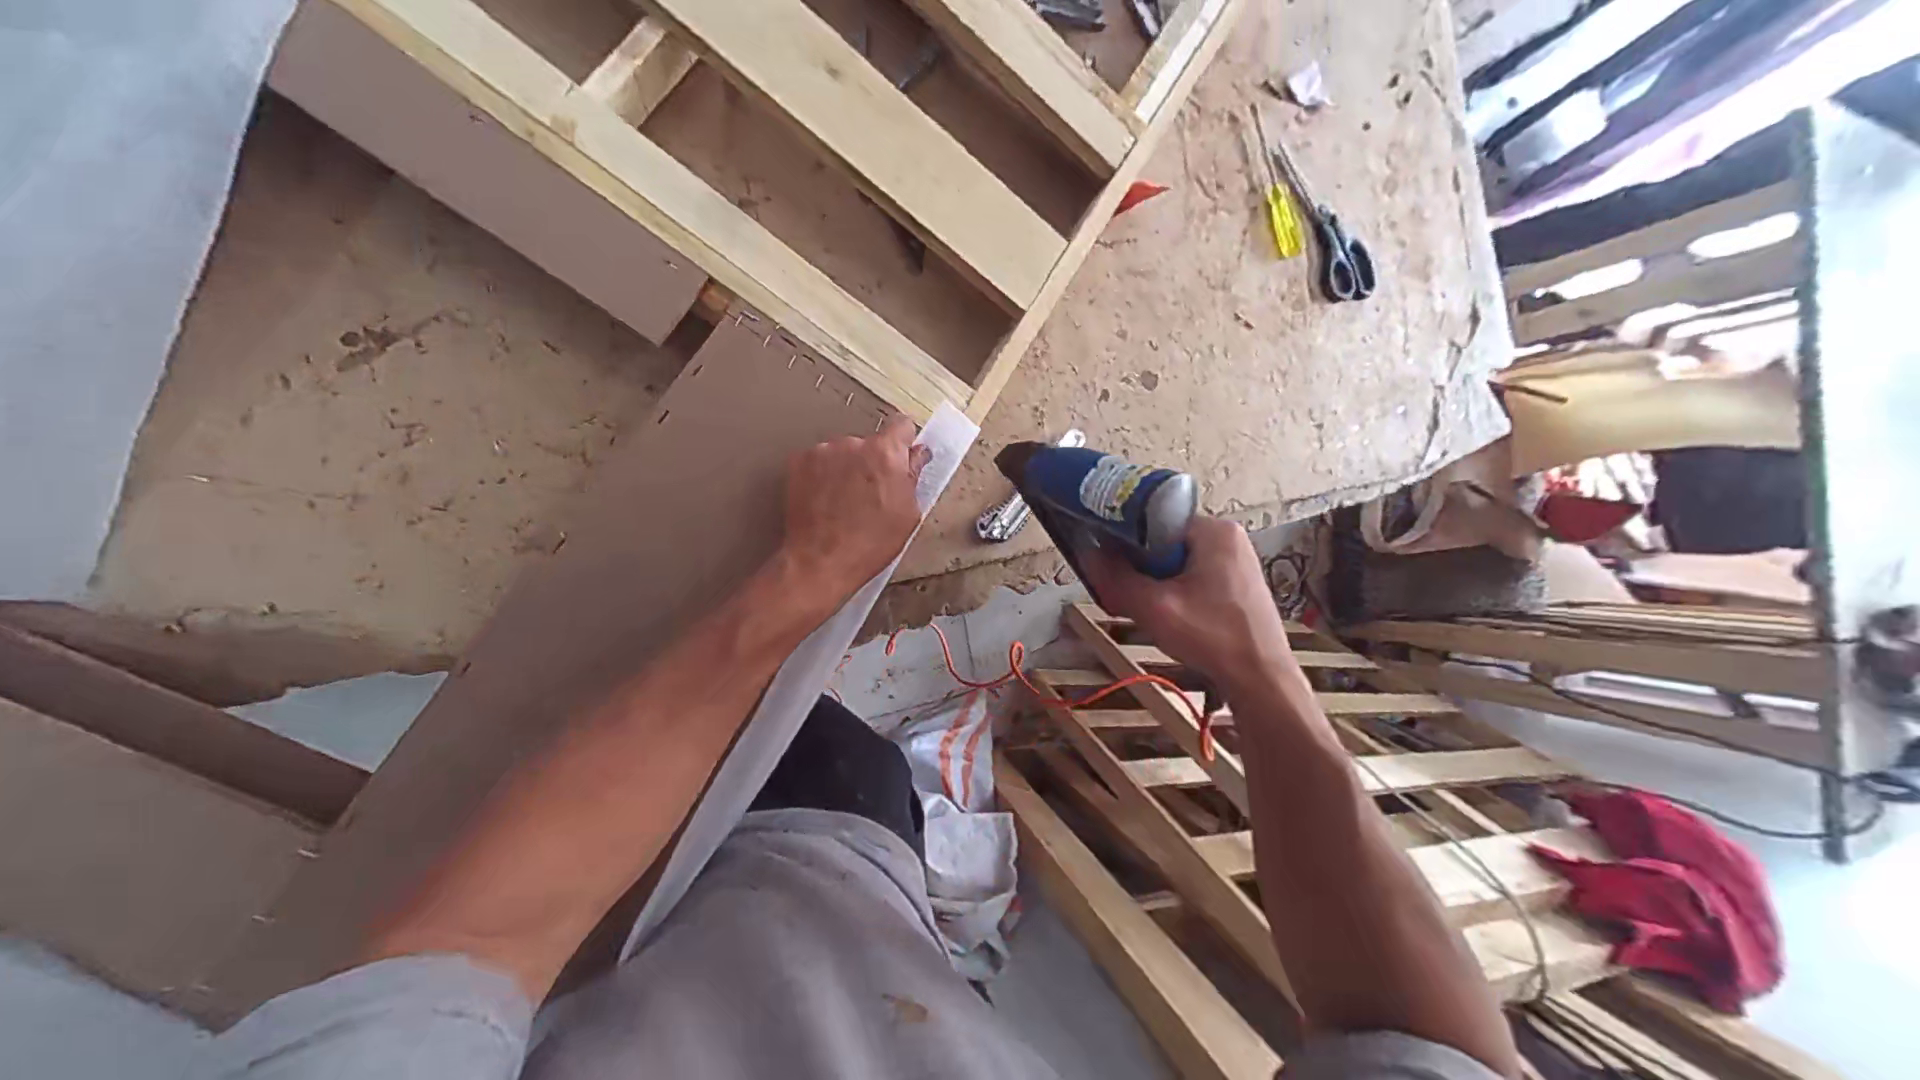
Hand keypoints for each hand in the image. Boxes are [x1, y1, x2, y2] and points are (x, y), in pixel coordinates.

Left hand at [779, 415, 930, 600]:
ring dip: (846, 469)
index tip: (902, 456)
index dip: (904, 442)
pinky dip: (823, 476)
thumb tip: (916, 456)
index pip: (902, 425)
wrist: (820, 561)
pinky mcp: (799, 462)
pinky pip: (820, 461)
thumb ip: (913, 476)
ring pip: (843, 453)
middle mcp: (853, 444)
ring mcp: (823, 452)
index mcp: (886, 453)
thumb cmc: (868, 543)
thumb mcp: (907, 514)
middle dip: (872, 463)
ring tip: (845, 504)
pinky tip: (826, 502)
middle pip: (870, 443)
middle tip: (872, 495)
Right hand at [1081, 517, 1295, 694]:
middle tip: (1122, 593)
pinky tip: (1165, 617)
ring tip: (1143, 609)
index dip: (1125, 540)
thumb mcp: (1154, 608)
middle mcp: (1228, 538)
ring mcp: (1235, 562)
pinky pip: (1191, 578)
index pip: (1154, 520)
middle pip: (1163, 542)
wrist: (1262, 682)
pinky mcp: (1236, 585)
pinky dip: (1173, 594)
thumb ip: (1116, 578)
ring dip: (1154, 584)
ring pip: (1175, 563)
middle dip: (1139, 568)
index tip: (1106, 561)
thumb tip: (1086, 552)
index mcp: (1214, 530)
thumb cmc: (1212, 638)